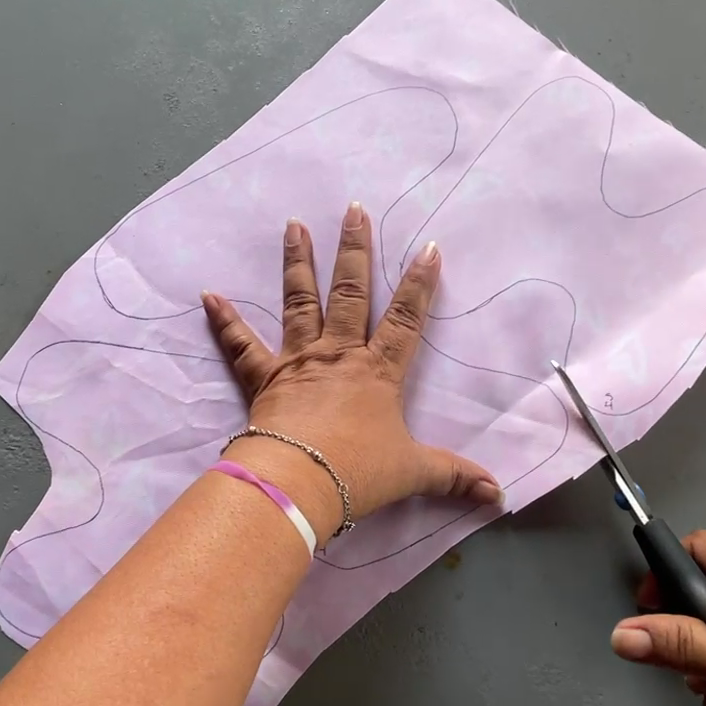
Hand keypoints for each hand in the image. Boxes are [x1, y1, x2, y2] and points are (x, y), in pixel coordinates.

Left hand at [201, 203, 503, 536]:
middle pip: (349, 292)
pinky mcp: (264, 377)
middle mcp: (338, 353)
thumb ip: (454, 476)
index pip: (406, 318)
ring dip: (298, 262)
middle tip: (353, 209)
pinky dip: (224, 321)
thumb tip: (498, 495)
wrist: (298, 484)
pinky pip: (241, 345)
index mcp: (377, 370)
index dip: (420, 283)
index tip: (429, 246)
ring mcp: (298, 360)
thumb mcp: (413, 472)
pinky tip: (208, 295)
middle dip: (355, 249)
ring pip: (299, 302)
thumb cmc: (358, 473)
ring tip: (293, 225)